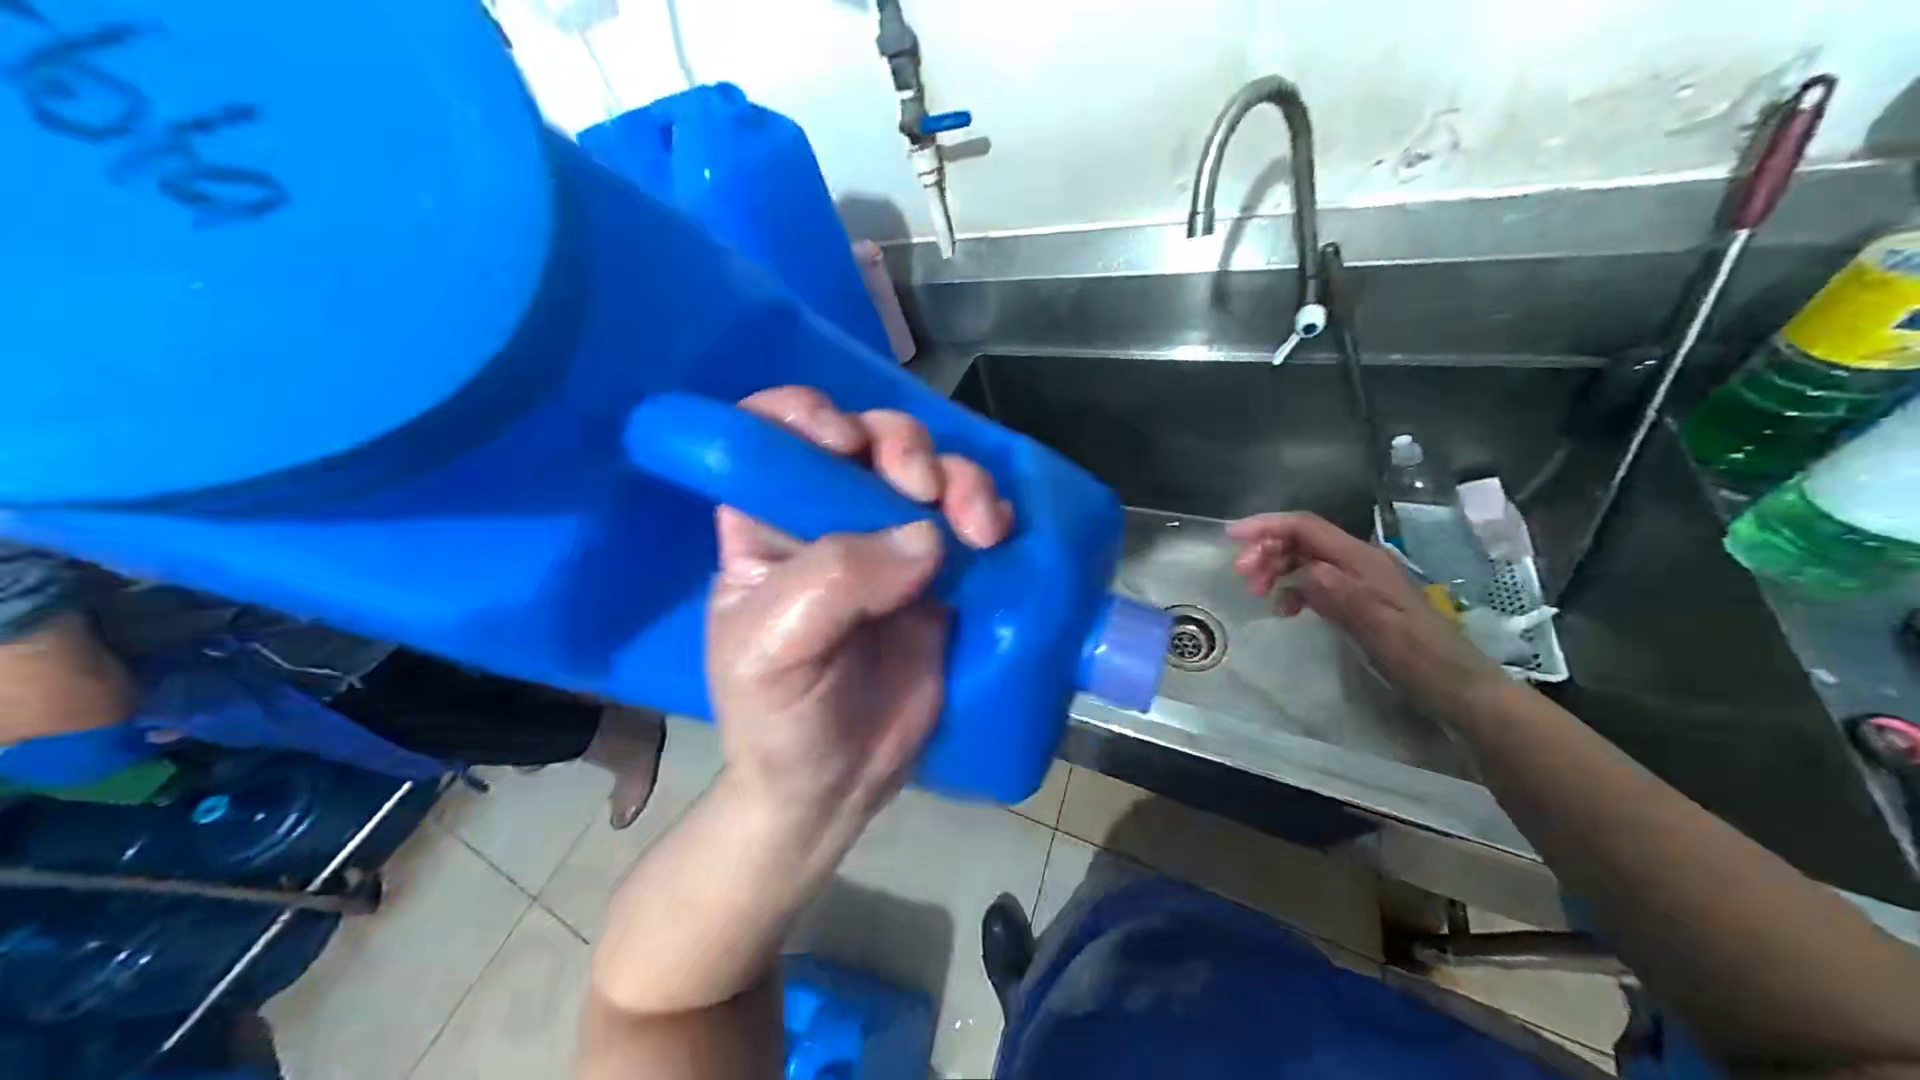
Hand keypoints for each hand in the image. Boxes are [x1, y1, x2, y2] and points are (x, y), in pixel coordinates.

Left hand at [706, 387, 1012, 828]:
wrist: (838, 783)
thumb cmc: (778, 716)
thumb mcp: (773, 649)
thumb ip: (835, 581)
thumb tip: (926, 537)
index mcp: (765, 524)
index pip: (773, 434)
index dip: (808, 416)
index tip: (844, 443)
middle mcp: (828, 519)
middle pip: (867, 439)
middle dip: (901, 444)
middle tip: (921, 487)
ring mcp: (890, 544)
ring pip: (928, 471)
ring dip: (958, 478)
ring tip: (980, 525)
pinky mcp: (941, 574)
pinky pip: (969, 520)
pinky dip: (988, 512)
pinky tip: (995, 536)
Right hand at [1226, 512, 1506, 716]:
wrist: (1460, 690)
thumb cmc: (1422, 661)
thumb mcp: (1383, 632)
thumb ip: (1344, 597)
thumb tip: (1305, 570)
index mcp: (1363, 562)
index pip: (1306, 528)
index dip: (1267, 527)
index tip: (1231, 538)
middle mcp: (1359, 563)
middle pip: (1301, 539)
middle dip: (1266, 550)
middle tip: (1243, 578)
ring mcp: (1358, 581)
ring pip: (1304, 558)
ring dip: (1275, 568)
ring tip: (1257, 593)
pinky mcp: (1356, 600)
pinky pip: (1313, 580)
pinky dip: (1291, 588)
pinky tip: (1284, 609)